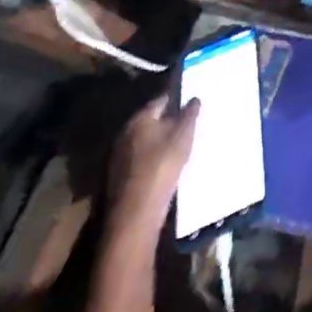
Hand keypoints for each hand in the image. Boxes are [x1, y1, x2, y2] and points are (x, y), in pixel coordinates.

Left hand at [108, 94, 199, 229]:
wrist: (135, 212)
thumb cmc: (162, 166)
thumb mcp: (183, 137)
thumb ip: (189, 115)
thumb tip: (193, 98)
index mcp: (140, 118)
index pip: (160, 100)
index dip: (176, 100)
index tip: (189, 103)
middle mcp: (125, 132)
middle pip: (150, 121)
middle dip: (166, 121)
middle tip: (186, 126)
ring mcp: (118, 155)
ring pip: (143, 141)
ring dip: (157, 142)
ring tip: (177, 147)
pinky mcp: (118, 176)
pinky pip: (139, 159)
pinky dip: (150, 159)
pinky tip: (162, 167)